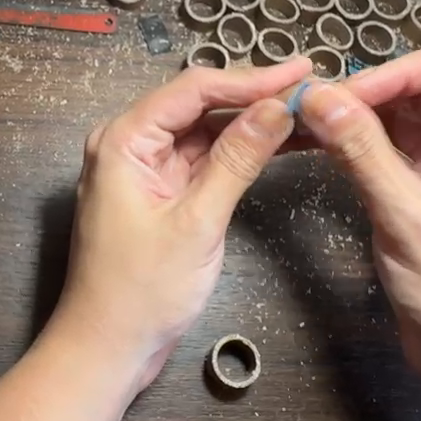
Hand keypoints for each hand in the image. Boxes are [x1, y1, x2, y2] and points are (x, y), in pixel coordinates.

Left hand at [51, 57, 312, 391]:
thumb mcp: (196, 222)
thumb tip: (276, 107)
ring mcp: (144, 169)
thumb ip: (236, 160)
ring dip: (251, 124)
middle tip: (312, 90)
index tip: (301, 72)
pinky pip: (202, 161)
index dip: (249, 78)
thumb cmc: (141, 291)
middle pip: (198, 105)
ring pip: (203, 132)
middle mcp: (130, 144)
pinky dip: (237, 154)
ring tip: (307, 113)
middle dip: (254, 97)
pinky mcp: (160, 193)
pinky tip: (277, 145)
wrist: (108, 347)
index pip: (192, 89)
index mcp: (123, 140)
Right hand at [295, 40, 420, 391]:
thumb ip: (363, 152)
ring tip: (308, 124)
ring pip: (406, 115)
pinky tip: (323, 146)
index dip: (394, 71)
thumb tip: (316, 96)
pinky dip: (360, 144)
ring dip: (359, 116)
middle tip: (313, 110)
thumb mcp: (410, 220)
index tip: (339, 95)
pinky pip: (395, 148)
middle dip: (370, 92)